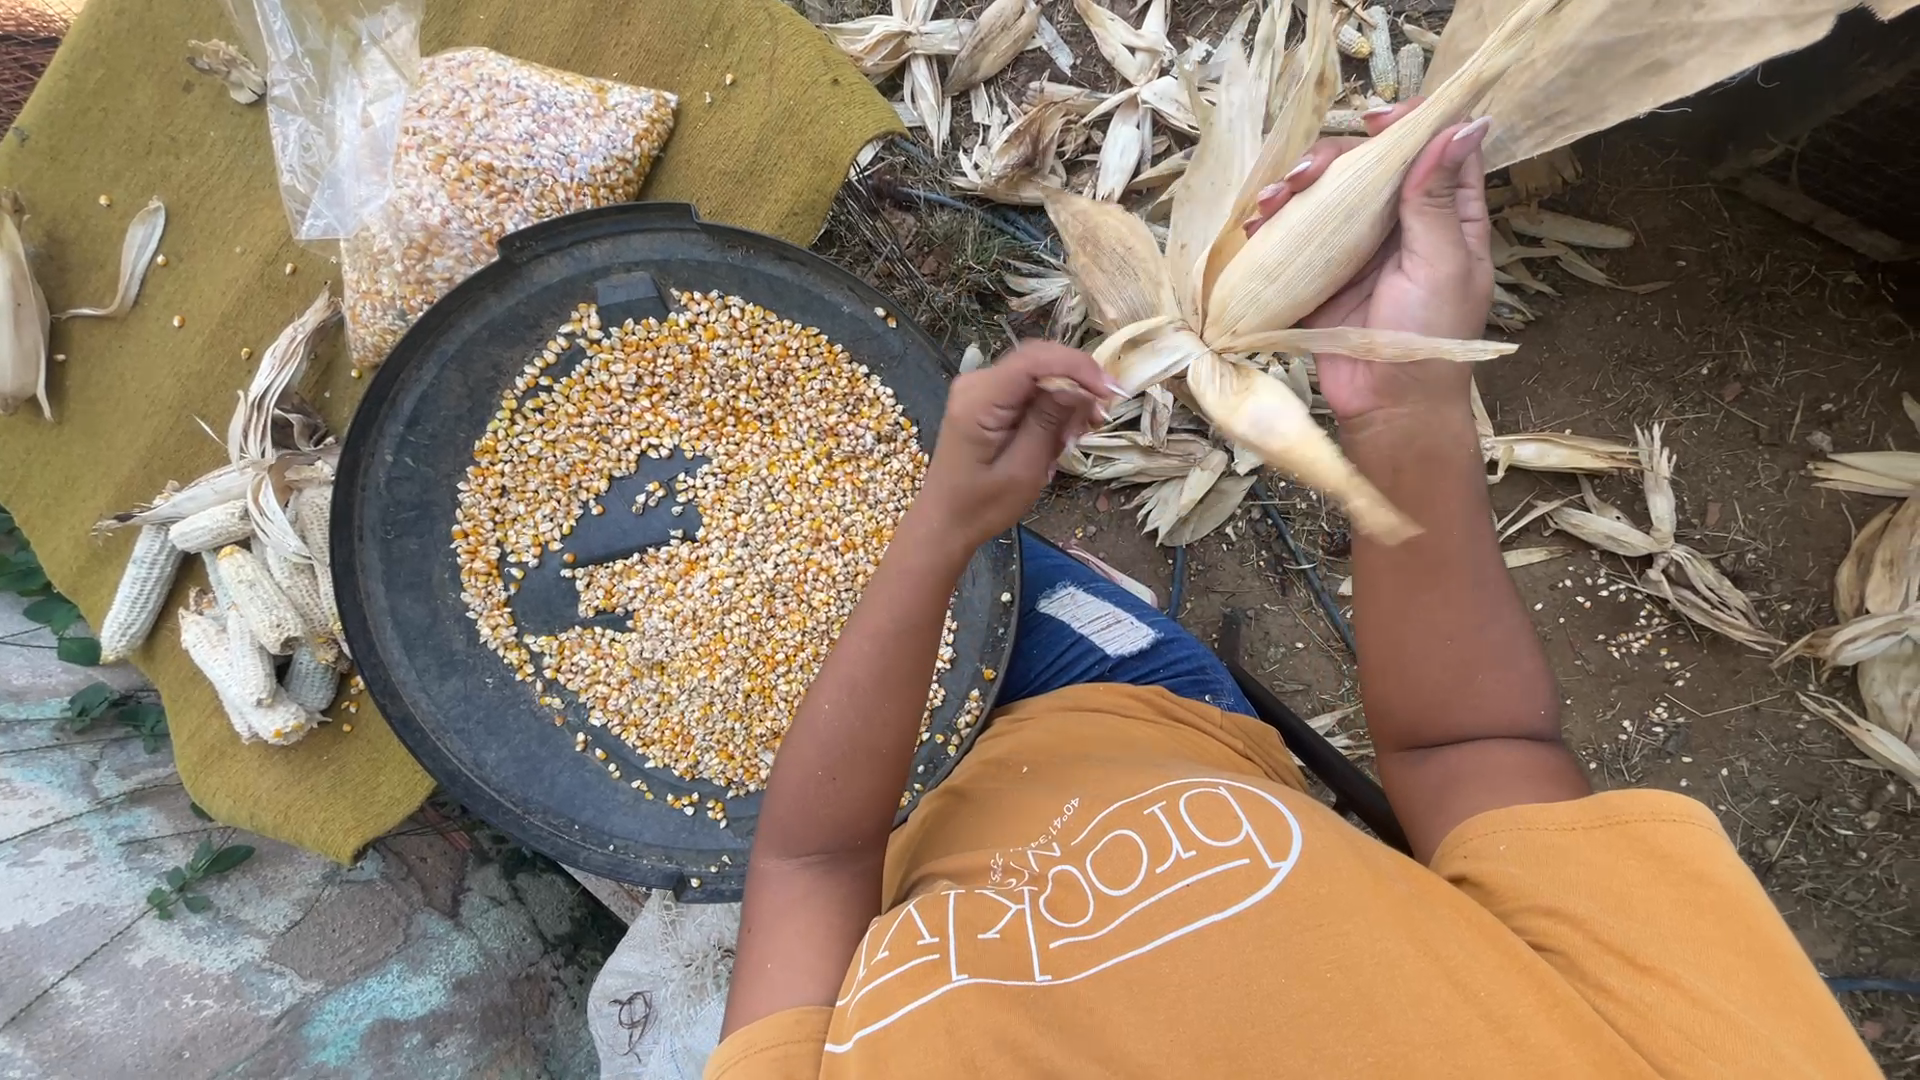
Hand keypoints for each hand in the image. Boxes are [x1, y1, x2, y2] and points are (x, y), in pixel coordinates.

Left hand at [907, 341, 1110, 560]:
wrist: (945, 522)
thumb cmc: (982, 506)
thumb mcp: (1024, 469)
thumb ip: (1049, 422)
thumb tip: (1080, 387)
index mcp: (978, 399)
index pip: (1035, 360)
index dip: (1078, 367)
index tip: (1110, 392)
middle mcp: (976, 383)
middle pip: (1038, 361)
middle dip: (1076, 382)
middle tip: (1099, 417)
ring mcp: (979, 390)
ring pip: (1037, 375)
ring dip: (1065, 398)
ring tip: (1075, 436)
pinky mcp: (987, 402)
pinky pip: (1027, 391)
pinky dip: (1050, 407)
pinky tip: (1060, 435)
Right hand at [1244, 102, 1493, 424]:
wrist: (1388, 404)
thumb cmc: (1429, 335)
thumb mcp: (1441, 264)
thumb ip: (1437, 200)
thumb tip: (1460, 125)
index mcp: (1442, 215)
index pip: (1428, 149)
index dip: (1405, 124)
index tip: (1374, 118)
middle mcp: (1396, 227)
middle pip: (1363, 172)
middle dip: (1329, 162)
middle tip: (1300, 176)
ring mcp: (1353, 254)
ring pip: (1323, 204)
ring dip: (1293, 194)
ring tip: (1267, 203)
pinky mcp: (1319, 280)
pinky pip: (1294, 245)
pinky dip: (1272, 233)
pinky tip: (1254, 229)